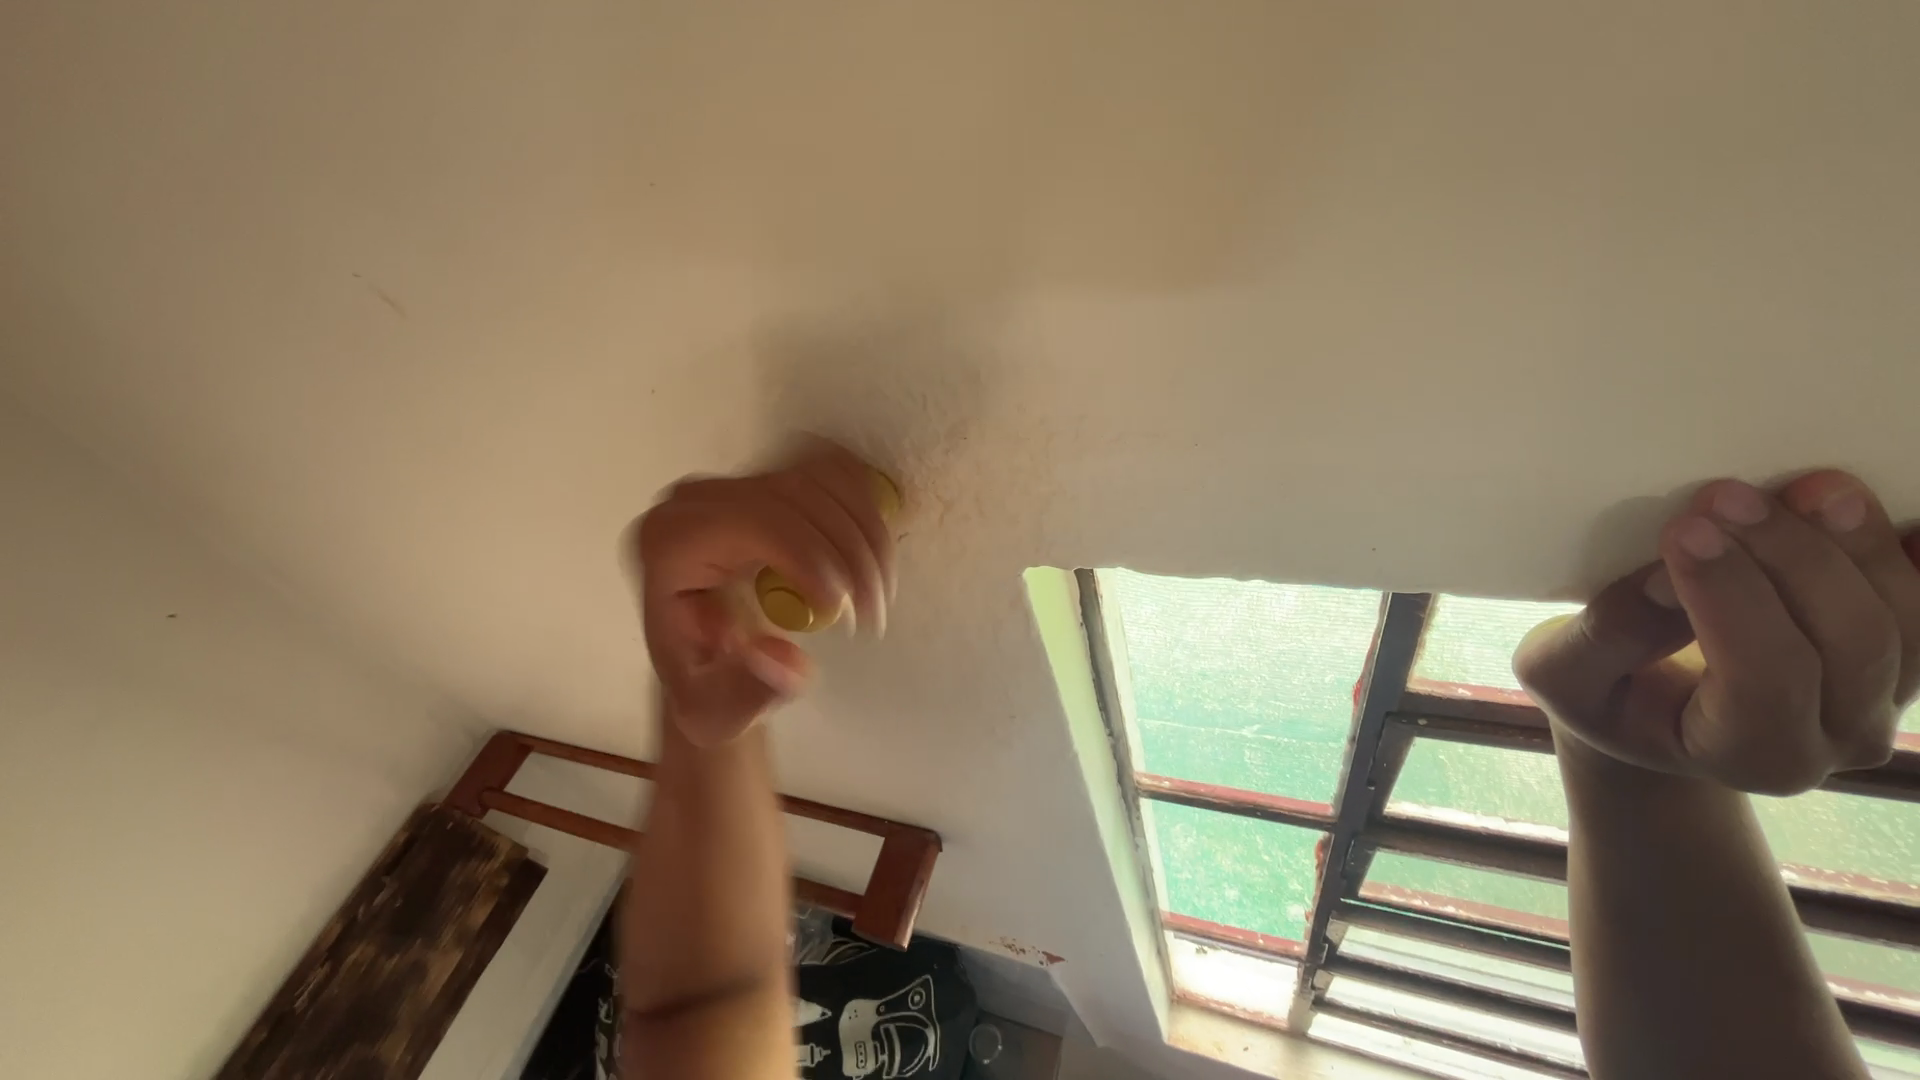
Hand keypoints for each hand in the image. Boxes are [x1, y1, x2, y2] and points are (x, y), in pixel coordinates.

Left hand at [626, 439, 894, 745]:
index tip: (840, 609)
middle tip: (871, 614)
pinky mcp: (775, 478)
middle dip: (849, 554)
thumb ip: (744, 691)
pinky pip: (835, 473)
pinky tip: (873, 562)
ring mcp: (740, 482)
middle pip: (796, 496)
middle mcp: (698, 500)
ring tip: (876, 595)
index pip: (749, 521)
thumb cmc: (706, 684)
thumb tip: (783, 655)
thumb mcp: (715, 710)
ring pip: (824, 479)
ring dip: (867, 536)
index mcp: (670, 544)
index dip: (806, 554)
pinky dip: (866, 514)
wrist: (710, 658)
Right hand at [1514, 470, 1919, 794]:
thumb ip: (1609, 637)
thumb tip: (1668, 579)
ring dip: (1860, 546)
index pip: (1764, 674)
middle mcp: (1837, 739)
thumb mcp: (1565, 675)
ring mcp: (1883, 702)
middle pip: (1850, 640)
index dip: (1731, 599)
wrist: (1655, 721)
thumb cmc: (1601, 697)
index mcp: (1749, 754)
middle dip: (1791, 557)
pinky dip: (1919, 557)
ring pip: (1908, 620)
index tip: (1681, 530)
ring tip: (1813, 487)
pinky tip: (1902, 516)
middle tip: (1726, 495)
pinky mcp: (1903, 661)